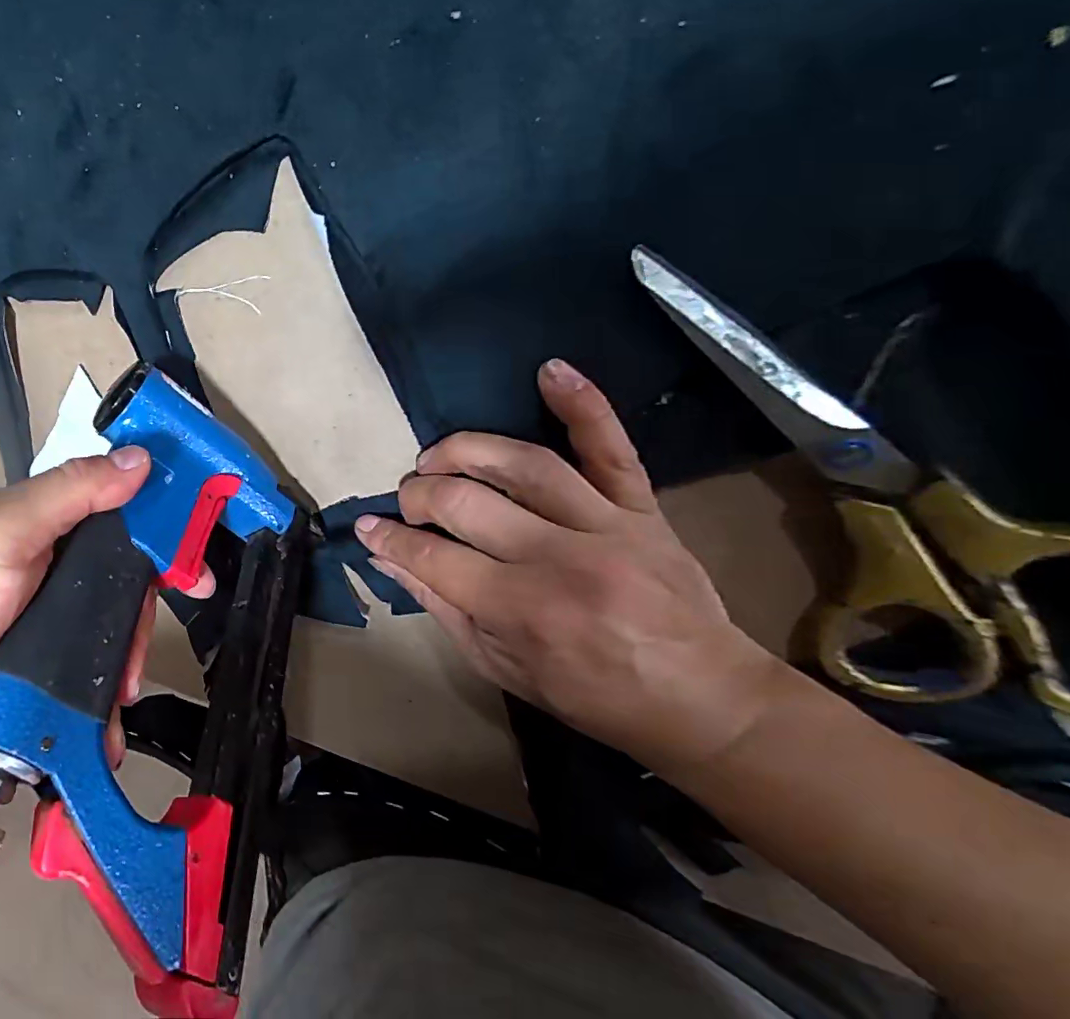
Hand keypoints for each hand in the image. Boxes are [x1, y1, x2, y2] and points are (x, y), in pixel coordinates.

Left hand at [0, 447, 213, 788]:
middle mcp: (47, 567)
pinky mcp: (52, 673)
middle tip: (168, 621)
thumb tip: (140, 459)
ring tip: (121, 689)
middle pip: (124, 571)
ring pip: (117, 626)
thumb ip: (68, 493)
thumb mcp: (0, 536)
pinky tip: (110, 718)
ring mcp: (50, 623)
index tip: (195, 540)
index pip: (109, 503)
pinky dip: (111, 695)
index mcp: (34, 523)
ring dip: (130, 655)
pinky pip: (99, 673)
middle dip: (148, 600)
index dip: (155, 514)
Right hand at [354, 359, 783, 769]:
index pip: (432, 556)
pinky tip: (551, 371)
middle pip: (466, 503)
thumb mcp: (498, 665)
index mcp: (521, 608)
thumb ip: (441, 607)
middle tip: (406, 500)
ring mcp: (605, 525)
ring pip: (523, 465)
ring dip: (466, 450)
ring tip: (436, 455)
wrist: (702, 698)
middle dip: (419, 496)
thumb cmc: (590, 694)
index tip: (367, 527)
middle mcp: (558, 558)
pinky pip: (611, 448)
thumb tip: (387, 557)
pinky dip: (583, 405)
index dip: (390, 538)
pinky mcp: (641, 508)